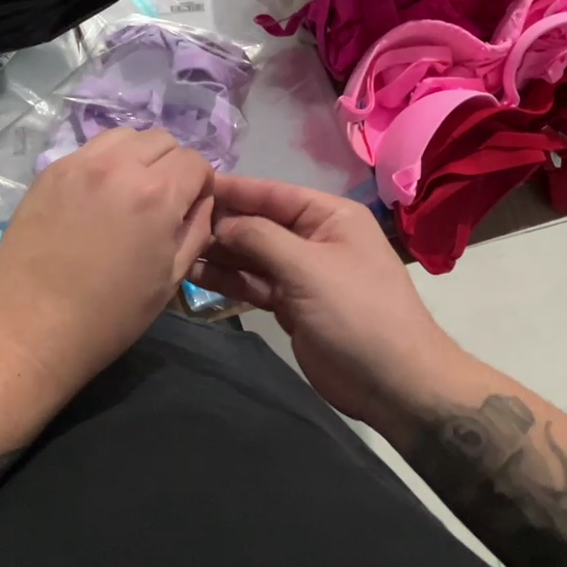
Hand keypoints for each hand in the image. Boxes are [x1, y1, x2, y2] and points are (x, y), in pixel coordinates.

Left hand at [0, 128, 214, 389]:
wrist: (31, 328)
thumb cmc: (110, 316)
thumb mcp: (170, 278)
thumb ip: (195, 229)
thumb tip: (201, 199)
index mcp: (156, 194)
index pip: (195, 161)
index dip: (201, 184)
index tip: (191, 207)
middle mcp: (119, 166)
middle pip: (162, 140)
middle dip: (172, 165)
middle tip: (162, 200)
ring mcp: (79, 164)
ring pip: (125, 136)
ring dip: (138, 156)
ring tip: (129, 192)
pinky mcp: (50, 171)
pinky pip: (90, 150)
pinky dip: (105, 163)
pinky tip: (97, 197)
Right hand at [189, 173, 464, 431]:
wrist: (394, 384)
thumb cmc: (357, 312)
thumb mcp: (308, 267)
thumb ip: (260, 237)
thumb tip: (220, 221)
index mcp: (329, 215)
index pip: (271, 192)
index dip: (232, 189)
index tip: (189, 182)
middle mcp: (314, 237)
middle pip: (258, 222)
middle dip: (220, 222)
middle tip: (172, 221)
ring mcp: (301, 273)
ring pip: (251, 255)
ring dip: (218, 253)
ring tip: (175, 248)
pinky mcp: (290, 304)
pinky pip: (253, 283)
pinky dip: (228, 279)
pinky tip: (194, 274)